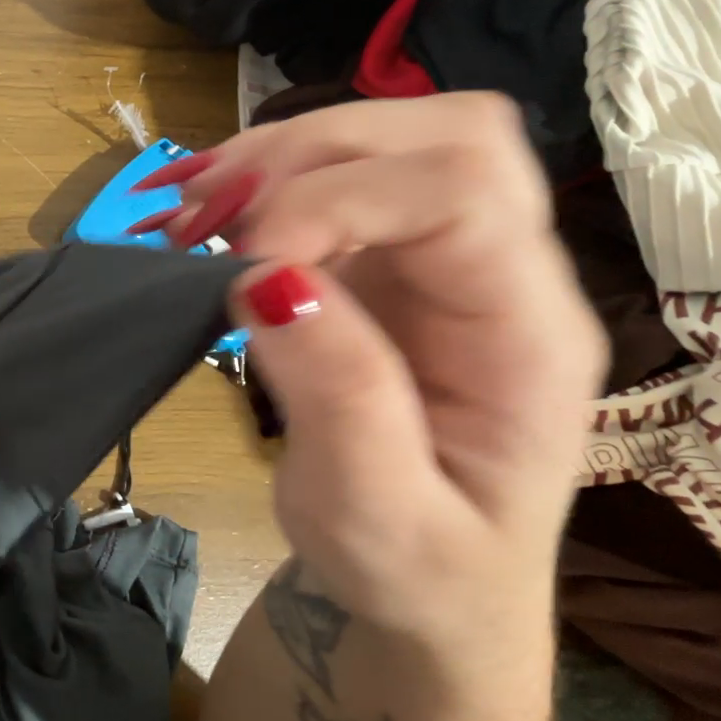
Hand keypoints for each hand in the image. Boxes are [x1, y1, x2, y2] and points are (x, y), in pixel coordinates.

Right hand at [144, 93, 605, 642]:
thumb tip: (265, 277)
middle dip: (309, 151)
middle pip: (442, 135)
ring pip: (385, 139)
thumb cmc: (412, 562)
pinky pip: (332, 179)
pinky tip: (209, 215)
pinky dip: (261, 178)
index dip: (336, 202)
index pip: (460, 194)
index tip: (242, 264)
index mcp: (525, 335)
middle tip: (210, 211)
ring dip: (276, 156)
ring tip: (194, 211)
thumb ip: (337, 395)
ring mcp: (440, 263)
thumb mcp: (373, 509)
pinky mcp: (381, 264)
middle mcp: (499, 276)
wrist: (425, 584)